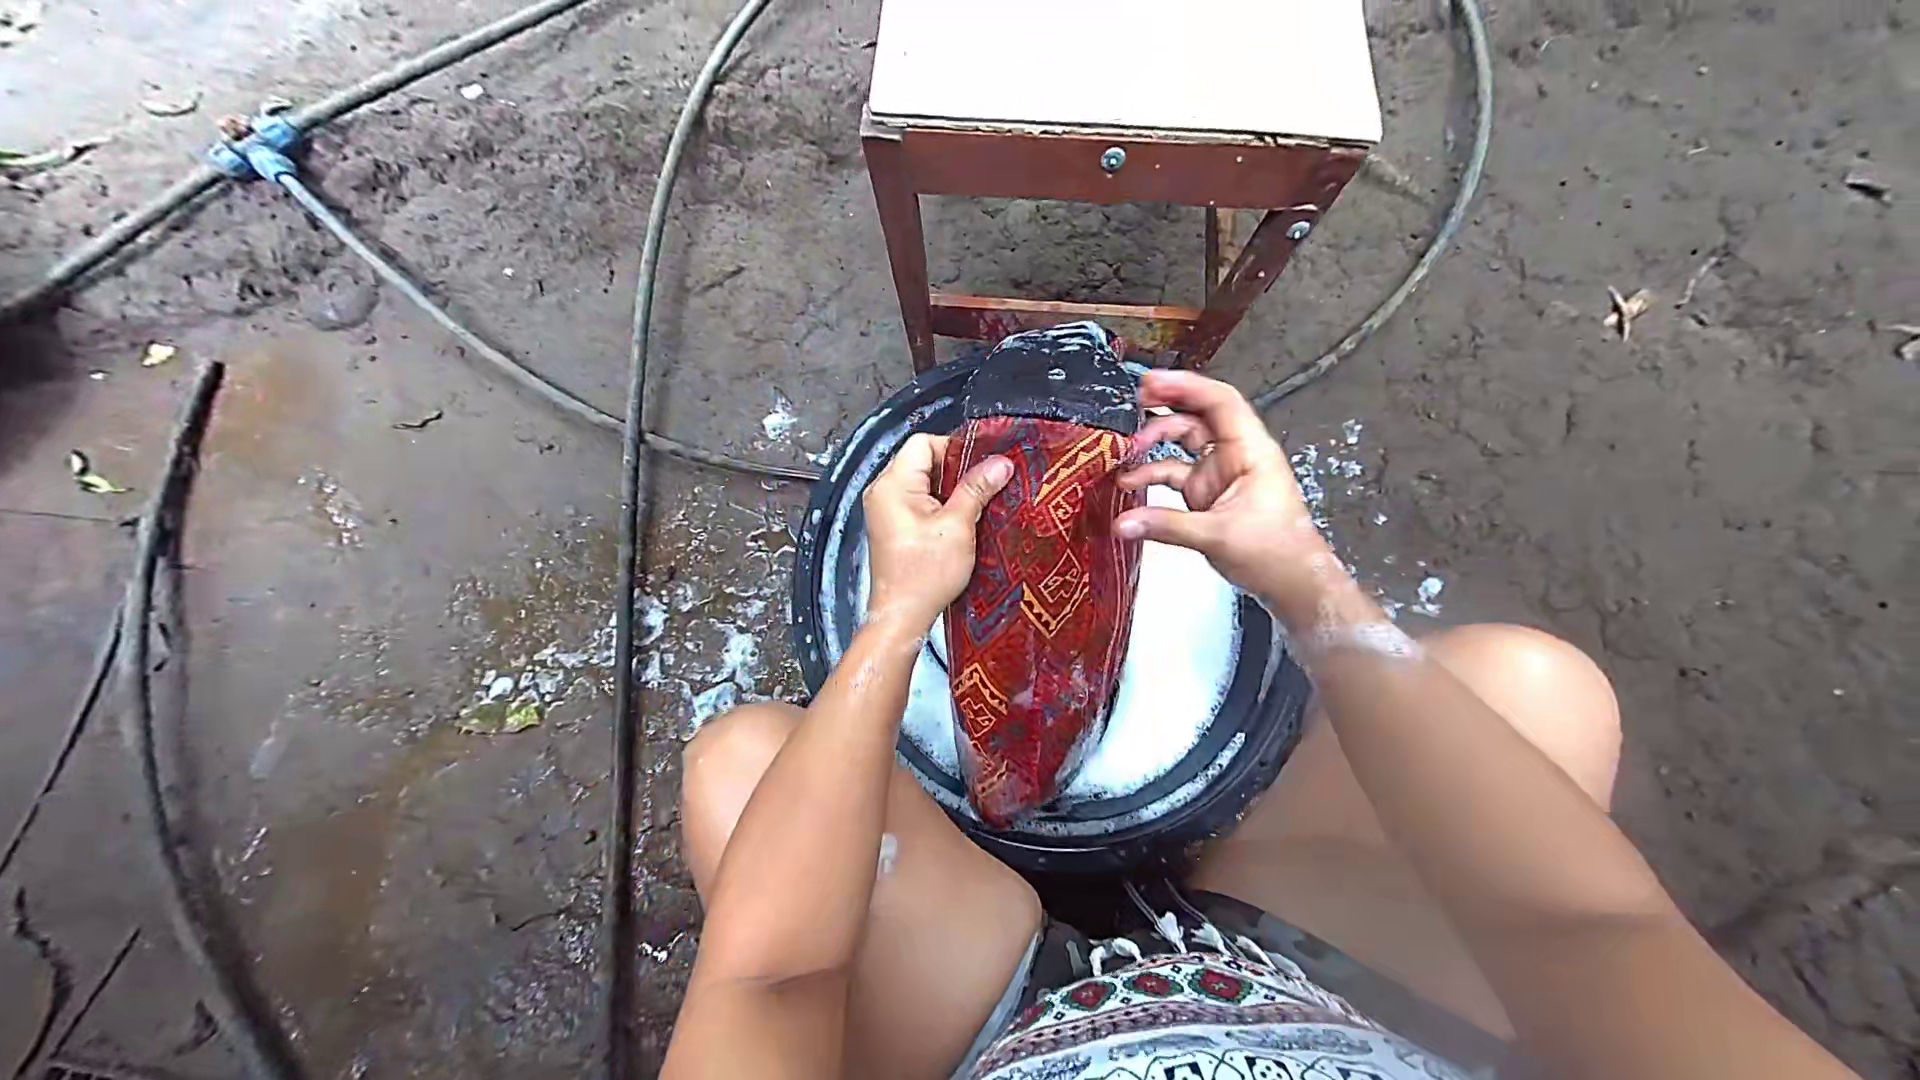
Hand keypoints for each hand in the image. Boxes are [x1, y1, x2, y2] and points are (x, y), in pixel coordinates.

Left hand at [863, 433, 1013, 632]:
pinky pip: (918, 501)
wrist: (903, 615)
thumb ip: (977, 489)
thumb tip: (999, 464)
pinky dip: (939, 506)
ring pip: (922, 482)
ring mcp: (885, 510)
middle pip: (922, 460)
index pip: (923, 443)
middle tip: (980, 488)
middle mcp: (883, 492)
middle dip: (954, 472)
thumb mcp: (958, 527)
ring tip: (970, 508)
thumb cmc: (922, 576)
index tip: (979, 466)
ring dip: (949, 491)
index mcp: (893, 485)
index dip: (954, 449)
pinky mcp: (893, 525)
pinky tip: (958, 522)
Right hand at [1114, 370, 1362, 630]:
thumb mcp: (1218, 536)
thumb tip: (1124, 522)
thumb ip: (1166, 526)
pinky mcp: (1206, 494)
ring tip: (1126, 452)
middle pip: (1196, 416)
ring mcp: (1218, 474)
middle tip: (1133, 403)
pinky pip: (1174, 473)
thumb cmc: (1276, 553)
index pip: (1220, 402)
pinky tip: (1131, 483)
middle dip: (1164, 407)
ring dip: (1154, 443)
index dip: (1186, 386)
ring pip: (1182, 443)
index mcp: (1250, 451)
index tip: (1152, 382)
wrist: (1292, 583)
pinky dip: (1151, 475)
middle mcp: (1234, 455)